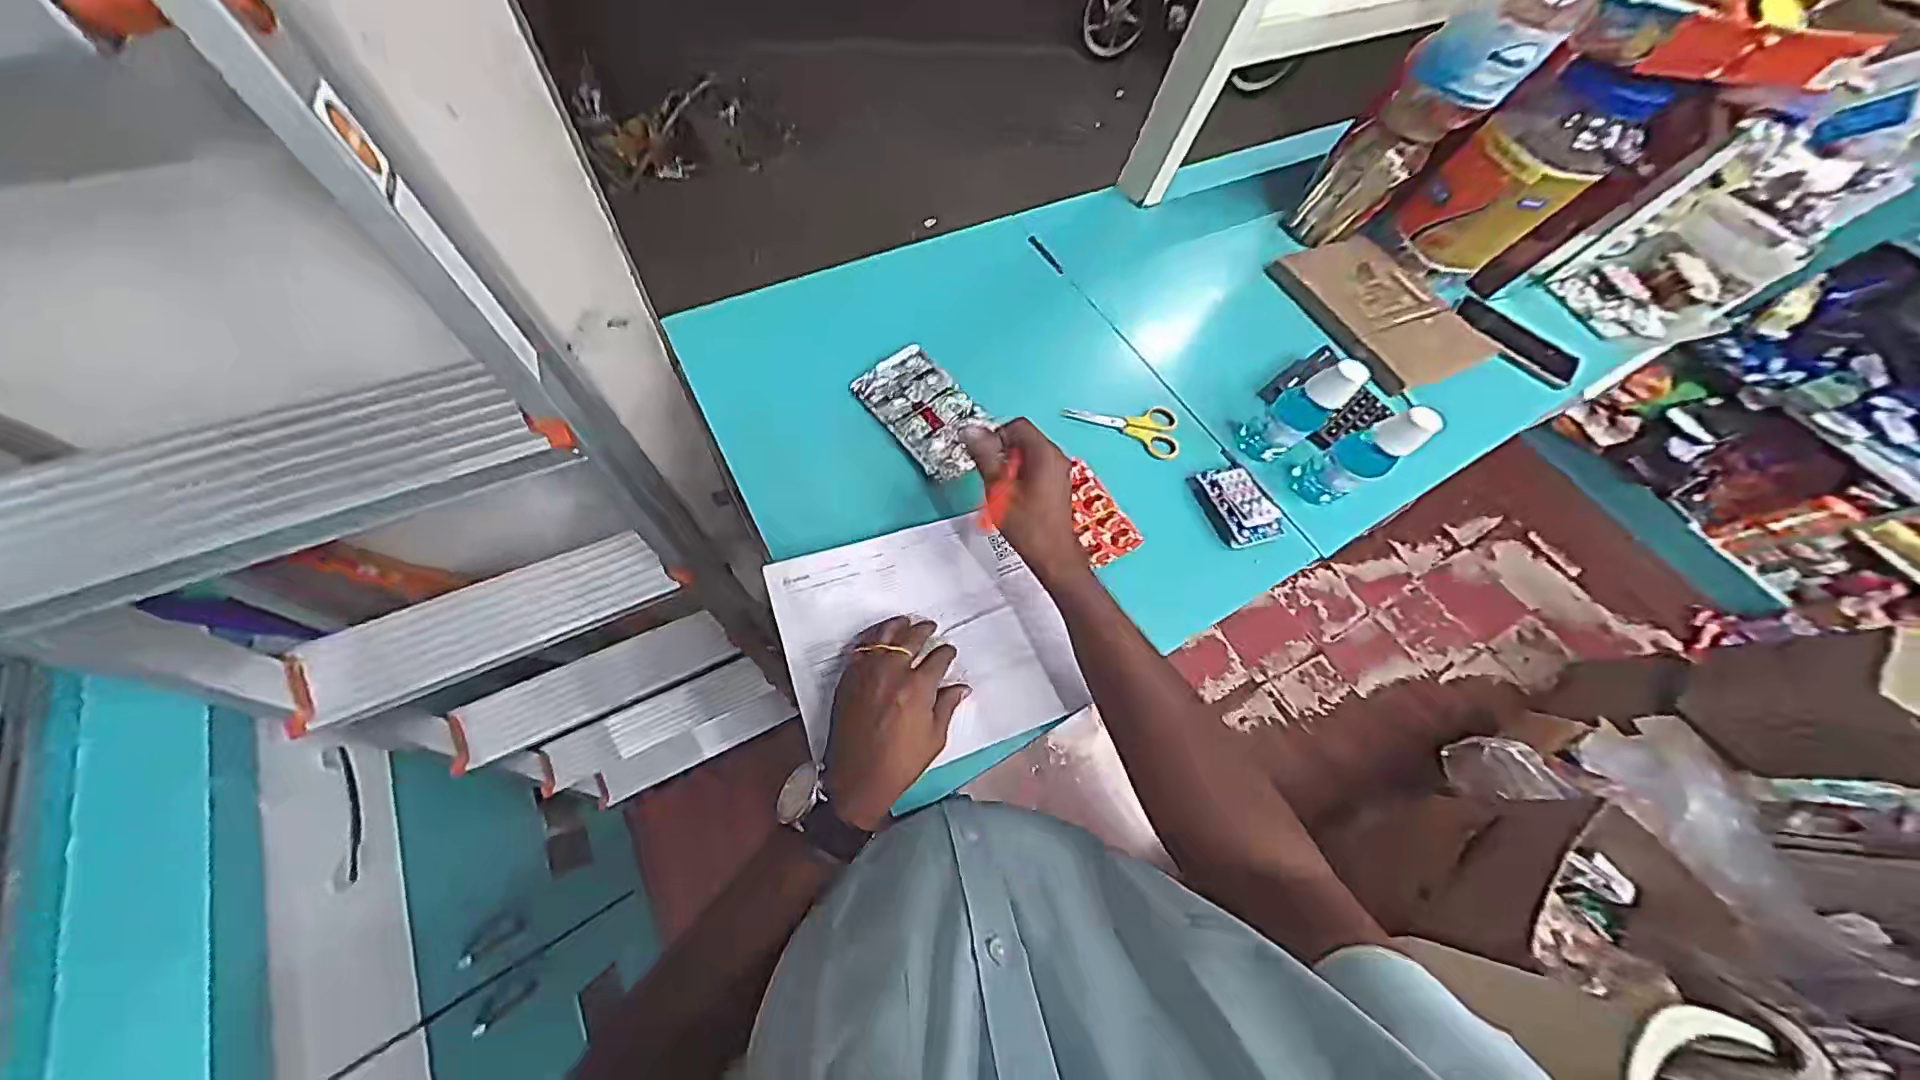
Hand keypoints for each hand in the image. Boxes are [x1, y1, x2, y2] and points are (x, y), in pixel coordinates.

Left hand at [824, 616, 968, 829]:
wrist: (857, 779)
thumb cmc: (898, 765)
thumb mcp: (934, 738)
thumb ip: (946, 706)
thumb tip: (959, 688)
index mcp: (918, 688)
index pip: (937, 658)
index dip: (946, 653)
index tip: (948, 652)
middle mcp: (892, 674)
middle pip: (911, 639)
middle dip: (924, 630)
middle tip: (929, 627)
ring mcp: (867, 674)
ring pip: (884, 636)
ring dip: (897, 626)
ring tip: (904, 621)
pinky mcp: (849, 679)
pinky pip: (861, 648)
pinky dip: (872, 638)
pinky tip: (878, 636)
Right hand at [962, 419, 1084, 583]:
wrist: (1051, 554)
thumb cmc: (1029, 527)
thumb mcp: (998, 488)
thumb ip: (984, 456)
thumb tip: (971, 433)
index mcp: (1044, 454)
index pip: (1017, 425)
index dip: (995, 436)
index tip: (984, 453)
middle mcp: (1056, 458)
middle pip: (1023, 438)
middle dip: (1002, 452)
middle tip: (992, 473)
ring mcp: (1059, 471)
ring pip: (1029, 454)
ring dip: (1010, 465)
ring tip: (1001, 487)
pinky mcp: (1057, 484)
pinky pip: (1036, 468)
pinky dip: (1021, 475)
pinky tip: (1012, 496)